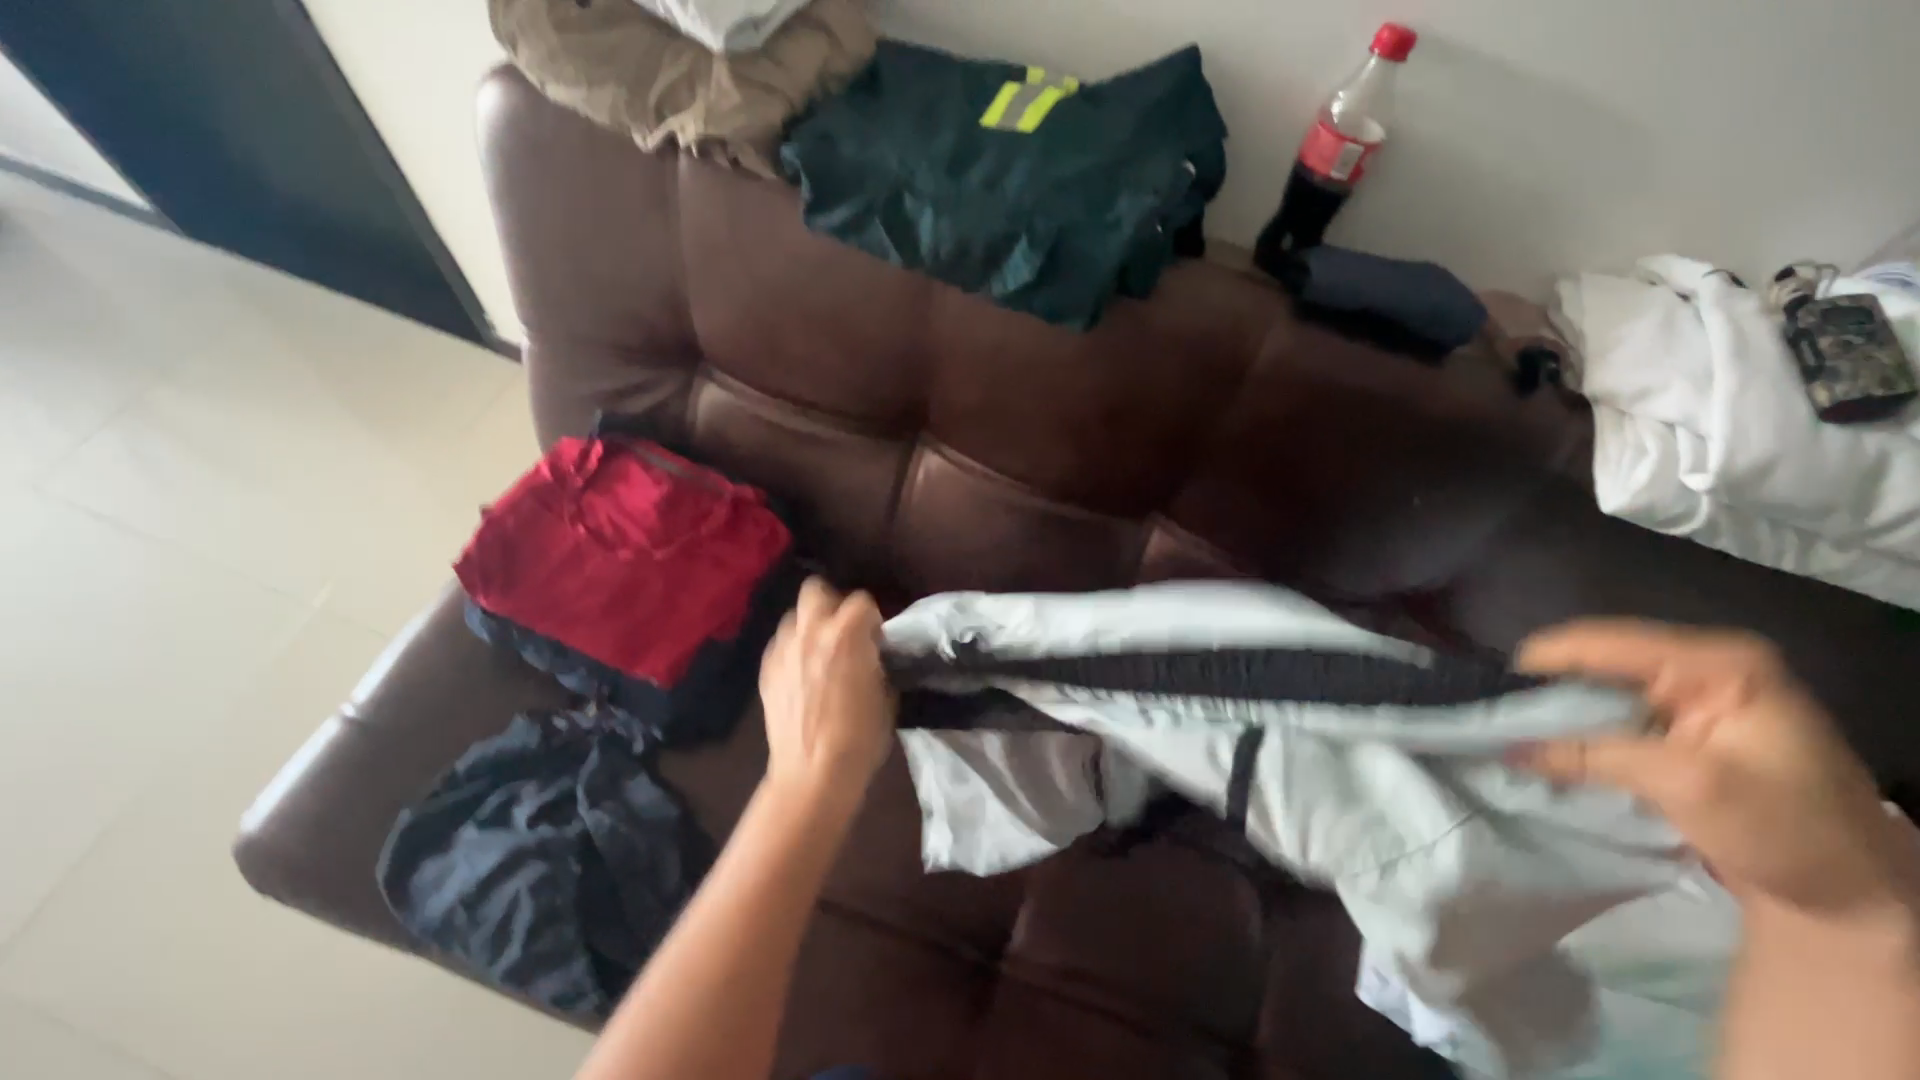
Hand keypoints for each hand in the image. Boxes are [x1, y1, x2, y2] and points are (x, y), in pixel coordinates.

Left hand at [757, 577, 895, 809]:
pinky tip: (801, 676)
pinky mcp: (766, 670)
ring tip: (818, 653)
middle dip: (832, 604)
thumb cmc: (860, 738)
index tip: (876, 640)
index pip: (862, 601)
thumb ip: (875, 663)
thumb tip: (871, 657)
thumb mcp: (886, 695)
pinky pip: (780, 646)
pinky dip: (792, 652)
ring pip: (793, 618)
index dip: (872, 620)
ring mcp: (783, 650)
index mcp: (847, 634)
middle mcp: (810, 632)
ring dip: (809, 628)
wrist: (813, 773)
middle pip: (816, 591)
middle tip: (843, 632)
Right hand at [1512, 619, 1918, 929]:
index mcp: (1719, 663)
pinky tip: (1543, 747)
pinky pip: (1612, 719)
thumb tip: (1508, 747)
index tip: (1488, 684)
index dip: (1544, 658)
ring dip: (1557, 713)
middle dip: (1545, 687)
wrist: (1850, 897)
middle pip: (1599, 662)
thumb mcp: (1686, 785)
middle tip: (1488, 709)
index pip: (1608, 641)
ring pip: (1601, 692)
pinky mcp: (1680, 733)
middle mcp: (1703, 668)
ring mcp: (1693, 700)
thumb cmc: (1785, 828)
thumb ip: (1593, 755)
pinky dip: (1577, 733)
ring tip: (1501, 726)